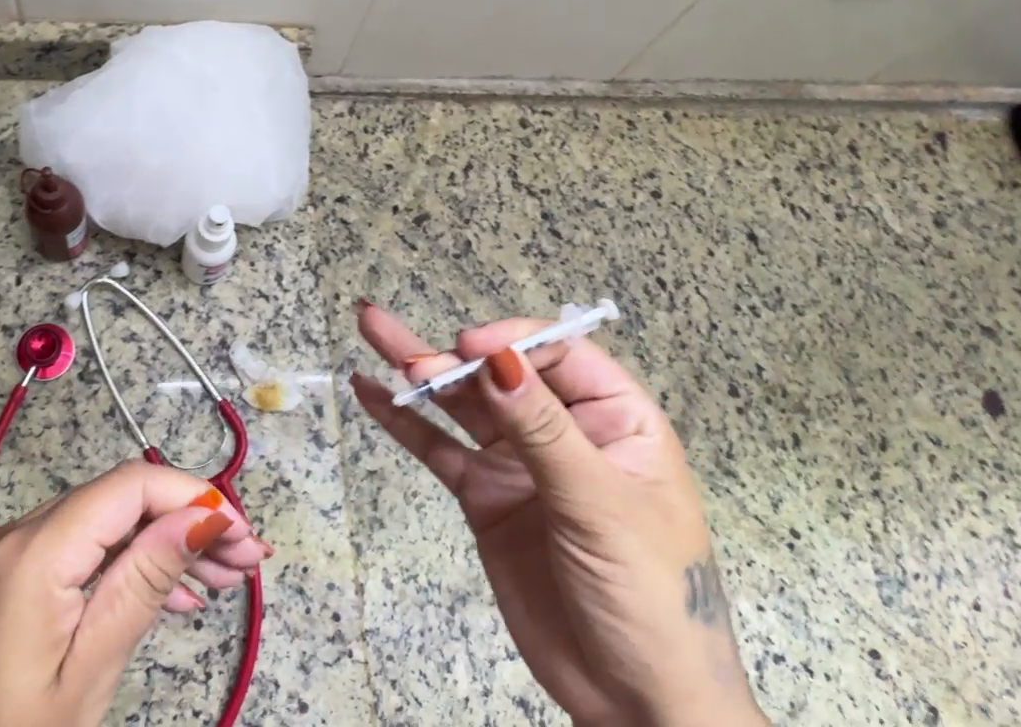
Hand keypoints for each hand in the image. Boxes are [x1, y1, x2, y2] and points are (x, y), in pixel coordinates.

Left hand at [0, 461, 269, 726]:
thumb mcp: (91, 667)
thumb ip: (144, 581)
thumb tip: (203, 516)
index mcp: (33, 552)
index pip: (129, 486)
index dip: (193, 496)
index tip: (244, 533)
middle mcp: (18, 533)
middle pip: (121, 501)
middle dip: (190, 520)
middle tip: (249, 560)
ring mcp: (10, 551)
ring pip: (107, 522)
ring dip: (168, 542)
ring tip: (228, 577)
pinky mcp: (11, 574)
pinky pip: (83, 548)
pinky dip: (131, 562)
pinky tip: (178, 593)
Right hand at [350, 304, 766, 726]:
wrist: (633, 698)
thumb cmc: (651, 595)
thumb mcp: (601, 505)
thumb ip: (544, 430)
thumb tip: (498, 360)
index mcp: (617, 419)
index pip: (560, 356)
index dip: (513, 344)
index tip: (470, 347)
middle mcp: (564, 431)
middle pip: (501, 374)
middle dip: (453, 355)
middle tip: (403, 349)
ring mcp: (518, 464)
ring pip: (462, 406)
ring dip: (420, 373)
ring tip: (373, 331)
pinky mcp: (485, 498)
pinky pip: (438, 450)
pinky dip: (403, 422)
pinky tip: (369, 392)